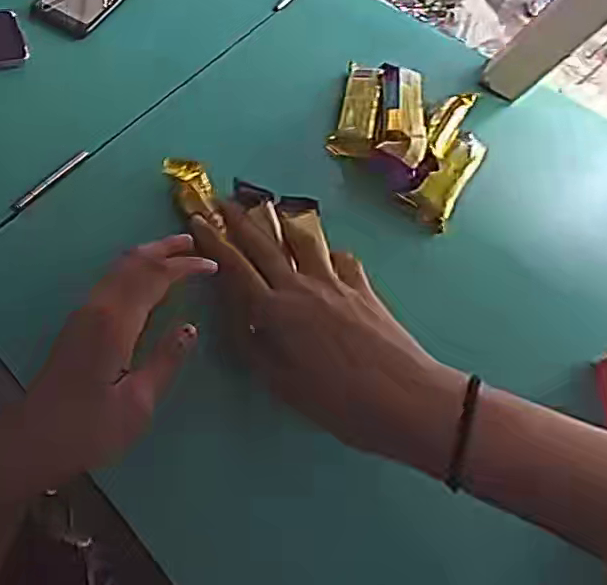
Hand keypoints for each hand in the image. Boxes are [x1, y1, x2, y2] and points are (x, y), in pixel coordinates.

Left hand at [0, 236, 216, 494]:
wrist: (34, 437)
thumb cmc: (89, 428)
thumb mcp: (137, 405)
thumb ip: (165, 361)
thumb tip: (190, 328)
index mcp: (115, 322)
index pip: (155, 277)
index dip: (184, 266)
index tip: (211, 266)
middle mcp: (99, 306)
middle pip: (135, 262)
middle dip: (166, 248)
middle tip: (195, 242)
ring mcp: (85, 310)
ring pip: (120, 267)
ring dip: (149, 254)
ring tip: (176, 251)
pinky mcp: (80, 319)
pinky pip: (112, 278)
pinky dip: (135, 267)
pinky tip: (146, 276)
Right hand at [186, 200, 467, 476]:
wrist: (409, 402)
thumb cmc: (340, 403)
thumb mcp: (283, 385)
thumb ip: (254, 347)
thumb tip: (237, 317)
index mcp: (276, 311)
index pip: (235, 267)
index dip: (213, 241)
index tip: (197, 221)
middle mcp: (301, 287)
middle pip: (264, 244)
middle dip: (239, 220)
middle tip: (223, 202)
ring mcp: (334, 282)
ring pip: (302, 240)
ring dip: (282, 222)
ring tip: (272, 209)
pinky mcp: (362, 287)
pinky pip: (340, 258)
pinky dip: (329, 252)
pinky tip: (328, 255)